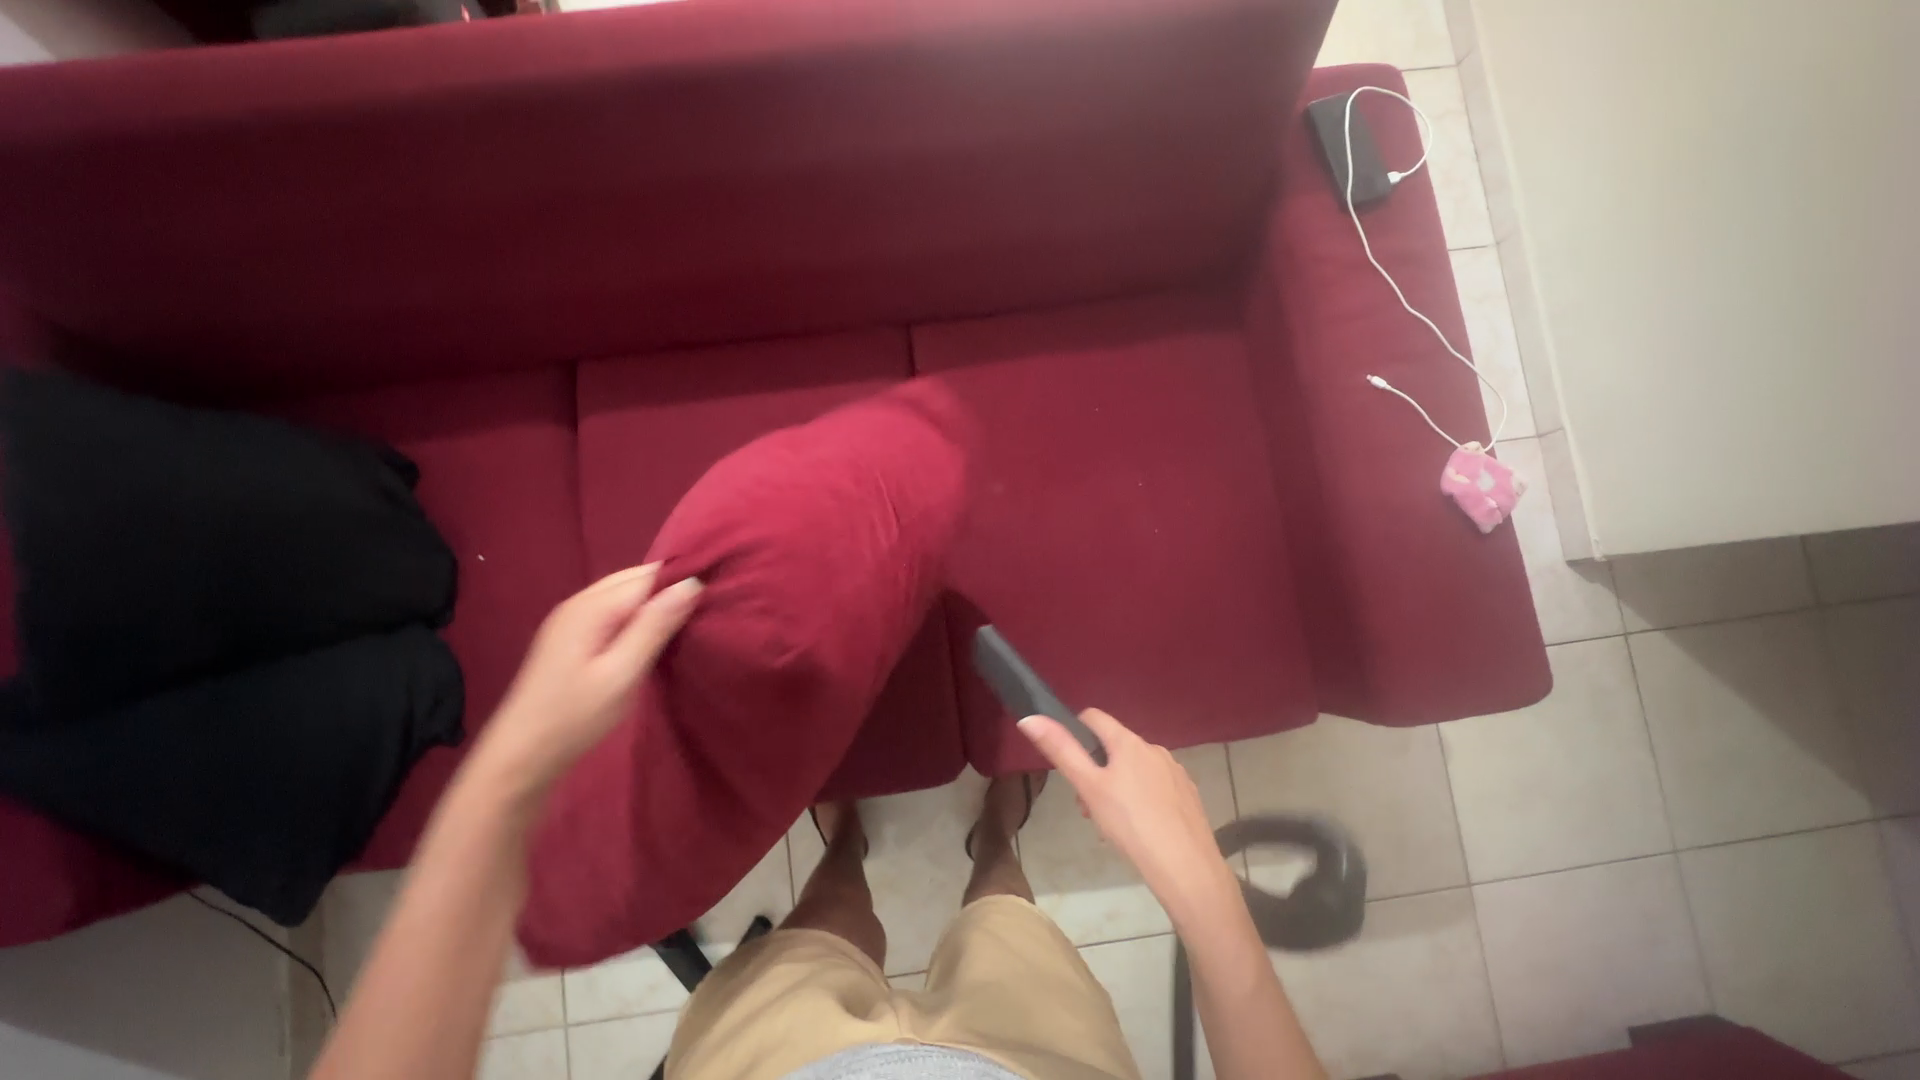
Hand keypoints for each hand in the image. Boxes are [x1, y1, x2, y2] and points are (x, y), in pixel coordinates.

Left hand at [480, 564, 701, 793]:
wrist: (522, 754)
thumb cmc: (575, 717)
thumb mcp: (622, 673)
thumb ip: (654, 626)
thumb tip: (691, 583)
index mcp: (592, 607)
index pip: (648, 575)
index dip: (683, 578)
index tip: (719, 590)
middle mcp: (580, 602)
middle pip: (635, 579)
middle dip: (671, 586)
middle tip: (711, 606)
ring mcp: (572, 619)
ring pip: (624, 593)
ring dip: (655, 601)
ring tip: (692, 618)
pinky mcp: (571, 637)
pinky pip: (613, 610)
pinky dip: (638, 614)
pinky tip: (656, 634)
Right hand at [1018, 708, 1239, 921]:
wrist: (1186, 867)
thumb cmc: (1130, 824)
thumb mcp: (1088, 788)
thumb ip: (1061, 751)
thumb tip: (1030, 718)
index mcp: (1128, 742)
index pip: (1093, 717)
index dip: (1075, 732)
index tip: (1069, 763)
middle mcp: (1154, 748)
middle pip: (1114, 747)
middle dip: (1095, 770)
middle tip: (1086, 807)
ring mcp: (1174, 771)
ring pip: (1134, 769)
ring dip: (1116, 786)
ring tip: (1110, 825)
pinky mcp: (1188, 794)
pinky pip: (1155, 787)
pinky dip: (1141, 800)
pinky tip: (1138, 830)